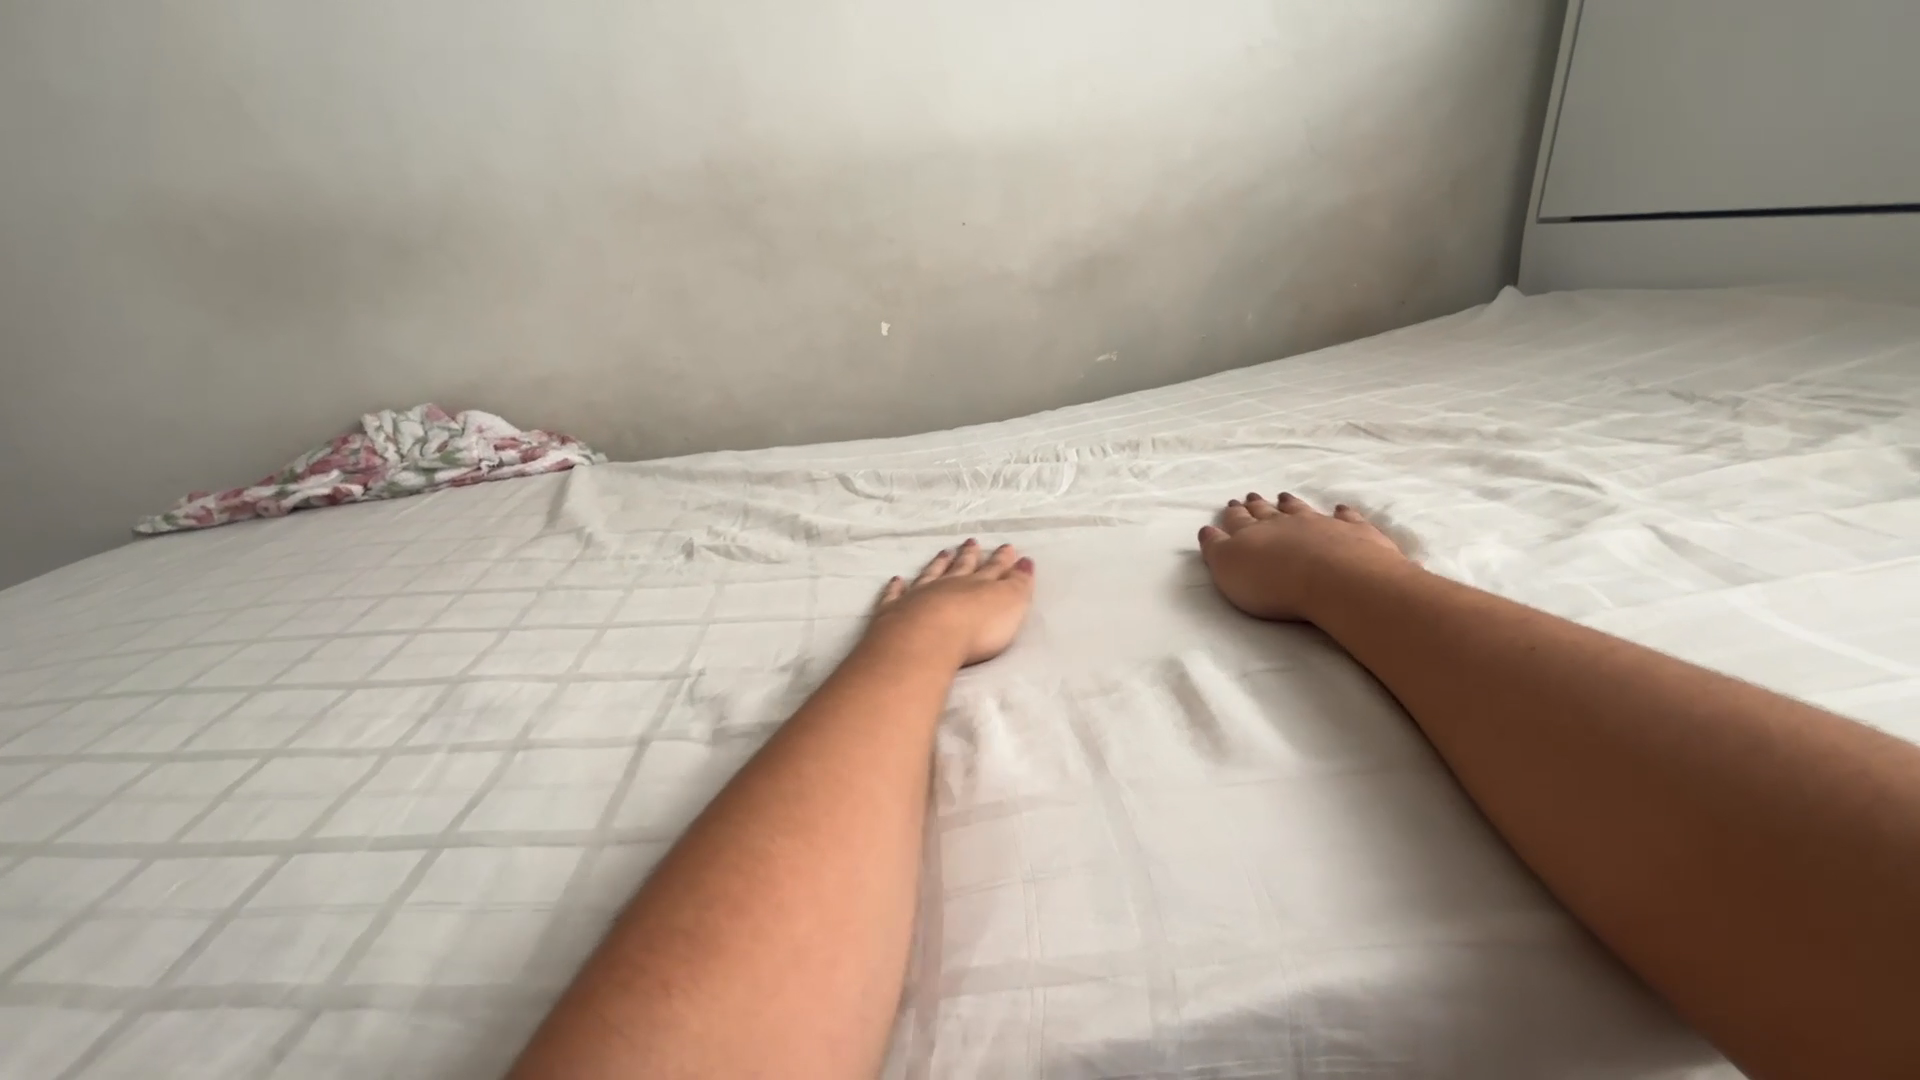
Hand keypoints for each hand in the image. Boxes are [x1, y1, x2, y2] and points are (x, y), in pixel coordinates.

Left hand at [870, 540, 1035, 665]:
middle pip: (961, 567)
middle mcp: (949, 586)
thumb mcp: (1011, 604)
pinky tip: (896, 580)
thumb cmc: (977, 628)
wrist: (928, 639)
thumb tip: (1025, 561)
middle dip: (969, 555)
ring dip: (939, 564)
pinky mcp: (894, 612)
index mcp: (979, 586)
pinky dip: (897, 587)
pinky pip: (896, 595)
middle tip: (971, 542)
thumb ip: (1018, 583)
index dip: (1002, 559)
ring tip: (943, 553)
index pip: (994, 569)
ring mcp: (919, 596)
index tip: (1007, 547)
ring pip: (931, 575)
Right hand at [1198, 492, 1409, 621]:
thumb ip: (1216, 549)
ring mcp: (1320, 525)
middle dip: (1256, 505)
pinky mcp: (1354, 534)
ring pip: (1301, 510)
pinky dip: (1342, 513)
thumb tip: (1207, 529)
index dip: (1233, 514)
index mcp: (1251, 534)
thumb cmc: (1273, 582)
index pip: (1238, 520)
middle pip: (1267, 512)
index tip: (1231, 505)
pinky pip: (1346, 518)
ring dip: (1291, 504)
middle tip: (1252, 497)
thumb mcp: (1229, 569)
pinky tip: (1340, 508)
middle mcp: (1284, 524)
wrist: (1335, 580)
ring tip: (1284, 497)